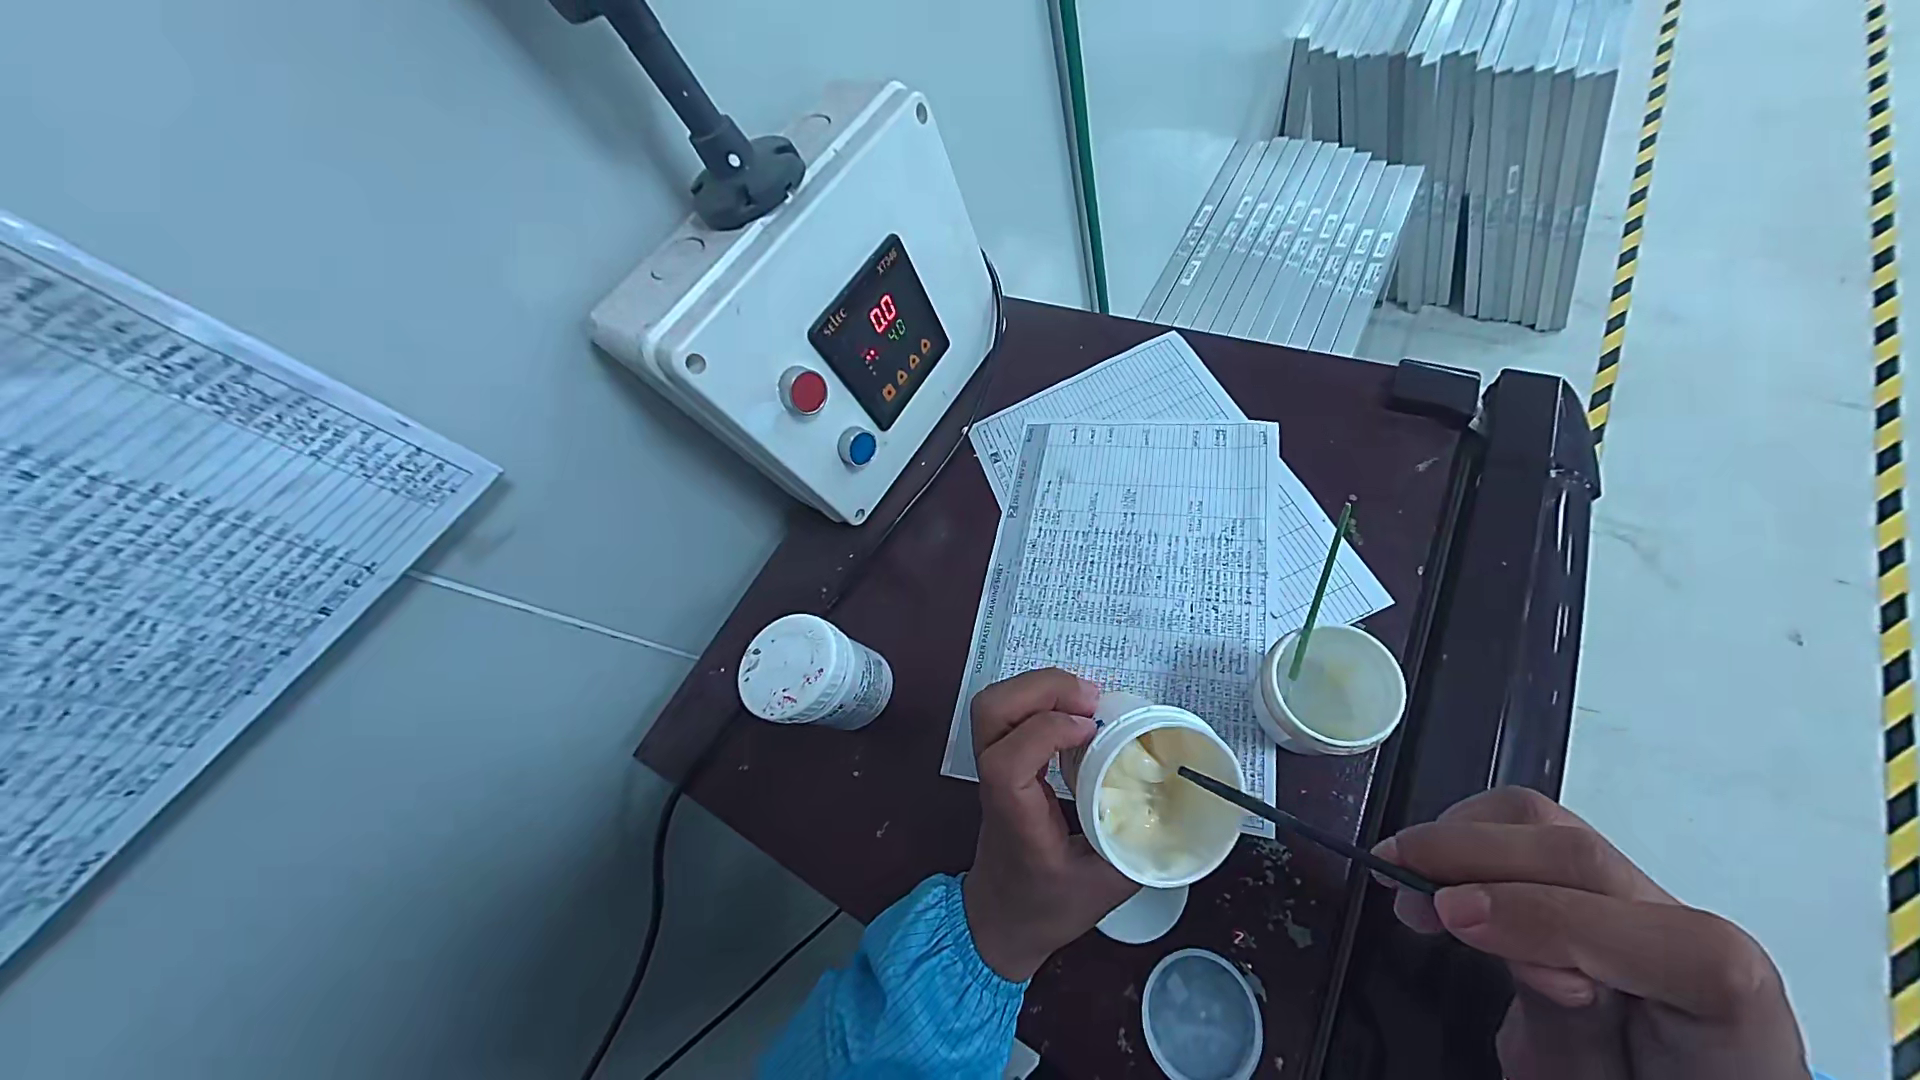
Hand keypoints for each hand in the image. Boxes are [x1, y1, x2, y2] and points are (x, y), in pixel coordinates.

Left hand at [962, 668, 1139, 980]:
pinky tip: (1074, 708)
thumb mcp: (1105, 888)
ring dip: (1039, 686)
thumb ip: (1139, 849)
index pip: (1007, 761)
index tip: (1090, 730)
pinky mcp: (1000, 755)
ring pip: (994, 703)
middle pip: (991, 710)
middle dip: (1041, 689)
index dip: (1046, 732)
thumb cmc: (1047, 906)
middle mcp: (993, 781)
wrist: (1001, 916)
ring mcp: (990, 764)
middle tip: (1091, 699)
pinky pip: (1008, 709)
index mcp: (1014, 816)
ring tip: (1085, 698)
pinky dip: (1039, 695)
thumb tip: (1179, 807)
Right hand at [1372, 787, 1808, 1079]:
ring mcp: (1639, 894)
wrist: (1645, 1074)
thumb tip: (1531, 961)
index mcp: (1734, 1023)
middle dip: (1471, 853)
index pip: (1680, 950)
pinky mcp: (1585, 875)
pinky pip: (1522, 826)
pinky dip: (1463, 832)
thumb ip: (1570, 1030)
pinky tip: (1433, 866)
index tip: (1450, 916)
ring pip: (1545, 822)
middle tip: (1395, 874)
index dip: (1556, 919)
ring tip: (1406, 870)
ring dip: (1458, 835)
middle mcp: (1695, 937)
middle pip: (1585, 858)